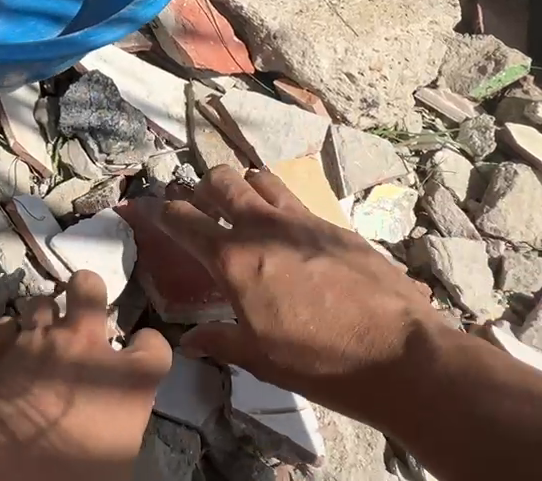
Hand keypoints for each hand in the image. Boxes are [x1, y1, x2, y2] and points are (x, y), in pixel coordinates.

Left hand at [0, 269, 172, 480]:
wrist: (5, 466)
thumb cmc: (73, 475)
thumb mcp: (117, 459)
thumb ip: (122, 421)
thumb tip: (116, 420)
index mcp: (126, 378)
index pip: (155, 345)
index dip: (148, 348)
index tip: (139, 355)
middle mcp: (85, 345)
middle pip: (90, 285)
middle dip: (87, 293)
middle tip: (84, 314)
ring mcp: (40, 338)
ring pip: (43, 300)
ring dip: (45, 316)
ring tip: (44, 336)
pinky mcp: (2, 345)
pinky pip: (8, 323)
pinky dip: (12, 334)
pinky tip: (12, 349)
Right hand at [155, 164, 445, 416]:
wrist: (405, 358)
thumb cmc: (324, 364)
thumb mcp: (262, 361)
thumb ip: (221, 341)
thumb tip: (189, 342)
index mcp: (233, 259)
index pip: (179, 219)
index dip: (152, 209)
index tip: (135, 205)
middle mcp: (261, 227)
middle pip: (217, 180)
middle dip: (199, 187)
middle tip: (198, 209)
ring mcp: (300, 220)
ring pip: (257, 177)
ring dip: (242, 186)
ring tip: (243, 209)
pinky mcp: (333, 224)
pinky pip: (294, 198)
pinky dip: (279, 204)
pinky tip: (289, 233)